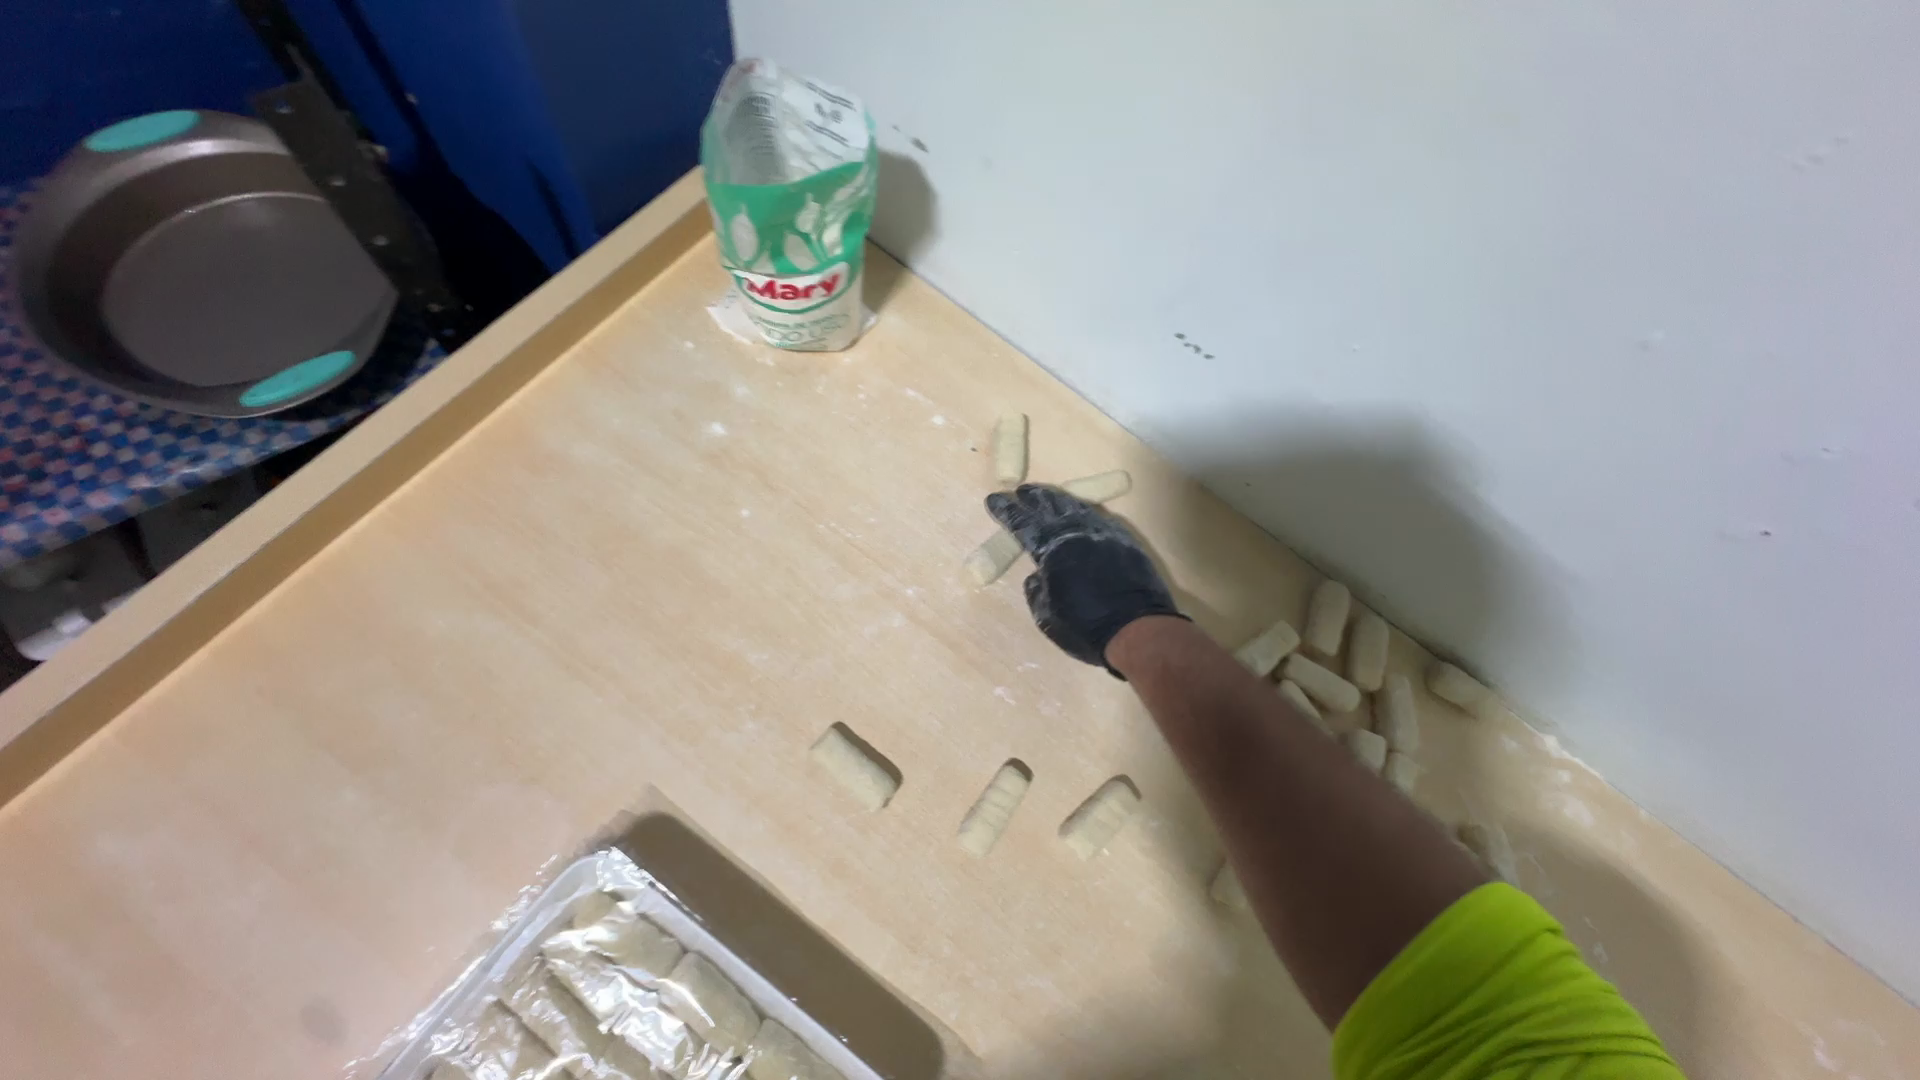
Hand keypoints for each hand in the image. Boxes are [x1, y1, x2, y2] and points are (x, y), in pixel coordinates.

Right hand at [985, 484, 1184, 673]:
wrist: (1138, 630)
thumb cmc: (1086, 628)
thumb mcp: (1046, 616)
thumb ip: (1037, 590)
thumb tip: (1038, 576)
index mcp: (1053, 550)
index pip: (1023, 525)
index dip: (1007, 512)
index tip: (993, 499)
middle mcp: (1077, 533)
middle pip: (1051, 507)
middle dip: (1033, 498)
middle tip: (1022, 490)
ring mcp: (1104, 534)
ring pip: (1077, 507)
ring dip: (1059, 500)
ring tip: (1048, 495)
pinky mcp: (1126, 541)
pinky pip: (1100, 518)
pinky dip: (1085, 511)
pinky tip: (1082, 511)